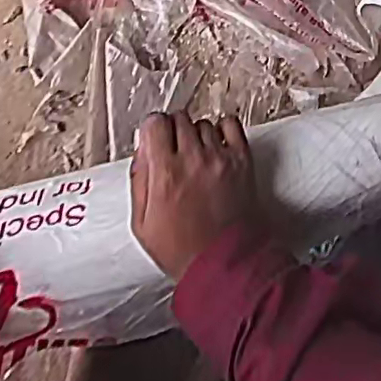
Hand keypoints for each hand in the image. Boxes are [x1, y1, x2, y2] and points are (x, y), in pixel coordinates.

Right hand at [129, 111, 256, 277]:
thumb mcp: (142, 224)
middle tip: (174, 148)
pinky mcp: (241, 158)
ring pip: (203, 122)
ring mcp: (219, 157)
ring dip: (197, 134)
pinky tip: (217, 145)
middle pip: (179, 118)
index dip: (153, 129)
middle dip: (173, 130)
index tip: (155, 138)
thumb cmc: (182, 248)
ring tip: (197, 155)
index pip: (155, 123)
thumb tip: (142, 151)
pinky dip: (223, 129)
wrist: (223, 262)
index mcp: (165, 173)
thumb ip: (139, 181)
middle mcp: (192, 159)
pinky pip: (230, 124)